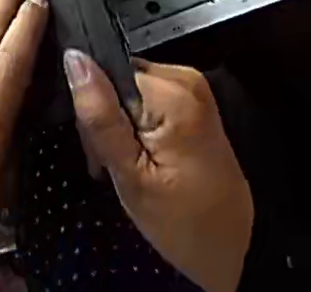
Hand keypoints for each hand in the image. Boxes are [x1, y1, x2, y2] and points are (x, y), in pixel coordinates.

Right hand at [65, 53, 252, 291]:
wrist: (237, 251)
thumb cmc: (184, 223)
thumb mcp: (131, 176)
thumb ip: (100, 115)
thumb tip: (74, 57)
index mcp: (172, 92)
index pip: (104, 72)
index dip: (93, 106)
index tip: (97, 147)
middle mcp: (184, 77)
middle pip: (115, 77)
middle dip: (104, 116)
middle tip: (111, 162)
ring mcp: (191, 86)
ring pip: (126, 87)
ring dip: (116, 121)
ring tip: (127, 163)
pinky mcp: (191, 99)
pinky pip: (143, 95)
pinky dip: (134, 122)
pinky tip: (140, 153)